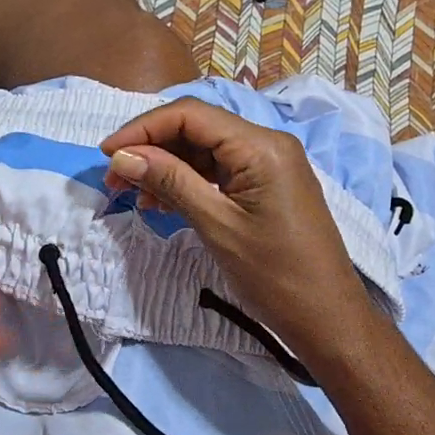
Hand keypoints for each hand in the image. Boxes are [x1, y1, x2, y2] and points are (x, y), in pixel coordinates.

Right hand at [99, 98, 368, 350]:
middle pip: (196, 128)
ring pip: (204, 150)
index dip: (143, 129)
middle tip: (114, 179)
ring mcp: (269, 164)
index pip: (190, 115)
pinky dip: (188, 182)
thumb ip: (170, 182)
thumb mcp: (216, 225)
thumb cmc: (275, 275)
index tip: (107, 154)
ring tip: (133, 195)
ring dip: (166, 167)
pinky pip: (219, 170)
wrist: (328, 318)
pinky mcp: (267, 185)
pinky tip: (162, 202)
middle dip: (151, 148)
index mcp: (260, 145)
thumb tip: (122, 157)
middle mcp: (266, 144)